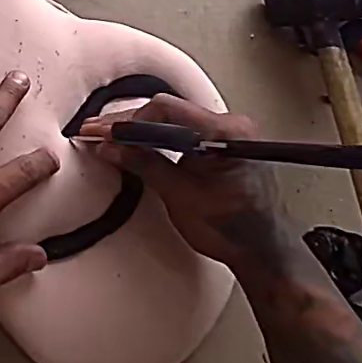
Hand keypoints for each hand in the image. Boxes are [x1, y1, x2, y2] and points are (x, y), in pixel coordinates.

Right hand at [78, 95, 291, 272]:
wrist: (263, 251)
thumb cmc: (236, 229)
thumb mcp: (179, 195)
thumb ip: (143, 165)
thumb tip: (112, 147)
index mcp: (224, 133)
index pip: (164, 111)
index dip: (127, 122)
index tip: (103, 133)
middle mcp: (229, 127)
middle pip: (166, 111)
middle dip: (128, 124)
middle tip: (98, 133)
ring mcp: (226, 134)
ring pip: (171, 119)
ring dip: (139, 129)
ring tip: (109, 137)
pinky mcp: (219, 144)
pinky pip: (181, 130)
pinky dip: (155, 136)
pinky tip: (135, 142)